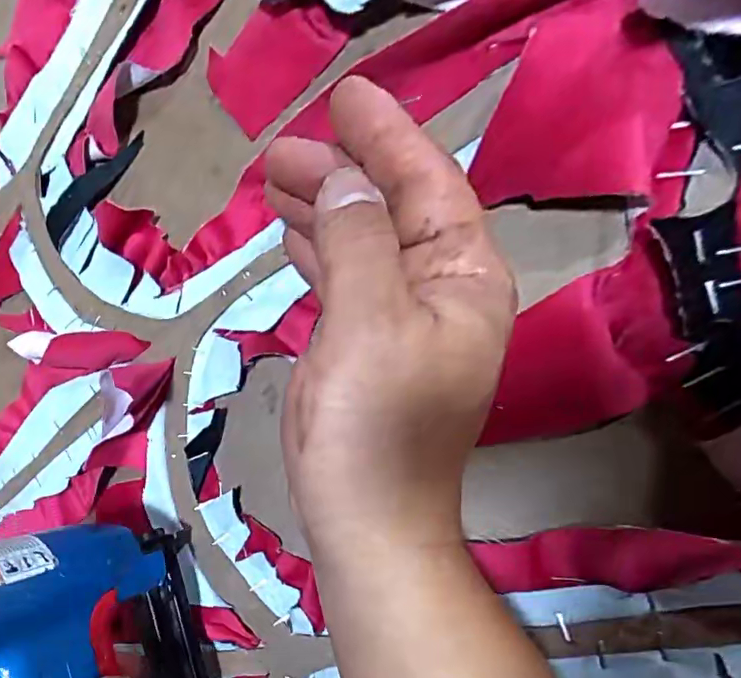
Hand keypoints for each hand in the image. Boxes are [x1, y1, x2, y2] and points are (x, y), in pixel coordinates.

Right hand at [263, 75, 516, 551]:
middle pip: (389, 214)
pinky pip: (342, 290)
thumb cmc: (375, 426)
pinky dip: (318, 261)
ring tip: (278, 186)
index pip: (428, 186)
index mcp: (462, 278)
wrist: (365, 516)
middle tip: (282, 153)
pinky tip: (295, 241)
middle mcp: (437, 295)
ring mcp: (397, 329)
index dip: (386, 138)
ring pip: (361, 251)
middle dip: (340, 177)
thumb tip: (344, 180)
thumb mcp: (368, 322)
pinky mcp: (361, 358)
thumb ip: (358, 241)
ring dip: (322, 215)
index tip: (345, 98)